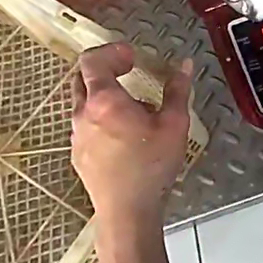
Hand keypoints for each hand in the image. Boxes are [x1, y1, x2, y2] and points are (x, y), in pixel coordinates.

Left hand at [69, 43, 193, 224]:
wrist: (126, 210)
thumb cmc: (151, 165)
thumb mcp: (174, 124)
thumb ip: (177, 91)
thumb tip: (184, 66)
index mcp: (105, 101)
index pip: (93, 61)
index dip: (112, 51)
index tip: (133, 56)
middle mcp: (84, 114)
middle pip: (82, 78)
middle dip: (105, 68)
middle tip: (130, 69)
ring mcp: (78, 135)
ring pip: (84, 102)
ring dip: (105, 93)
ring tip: (135, 105)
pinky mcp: (79, 153)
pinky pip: (86, 124)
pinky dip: (102, 116)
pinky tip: (126, 132)